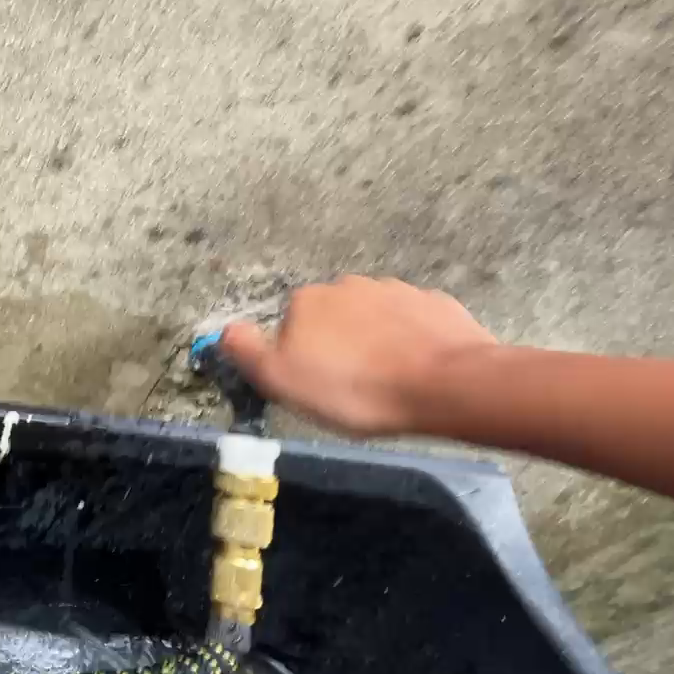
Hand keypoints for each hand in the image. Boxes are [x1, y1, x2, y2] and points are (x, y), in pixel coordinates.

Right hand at [218, 276, 498, 436]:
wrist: (449, 387)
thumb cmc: (353, 388)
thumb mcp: (279, 379)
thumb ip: (244, 350)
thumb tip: (224, 330)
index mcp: (305, 300)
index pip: (287, 324)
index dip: (294, 354)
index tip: (310, 382)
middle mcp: (346, 285)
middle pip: (328, 317)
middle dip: (333, 342)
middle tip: (347, 383)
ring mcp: (396, 291)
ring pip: (371, 318)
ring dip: (371, 340)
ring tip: (384, 378)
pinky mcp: (438, 305)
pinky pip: (411, 322)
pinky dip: (408, 340)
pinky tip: (416, 368)